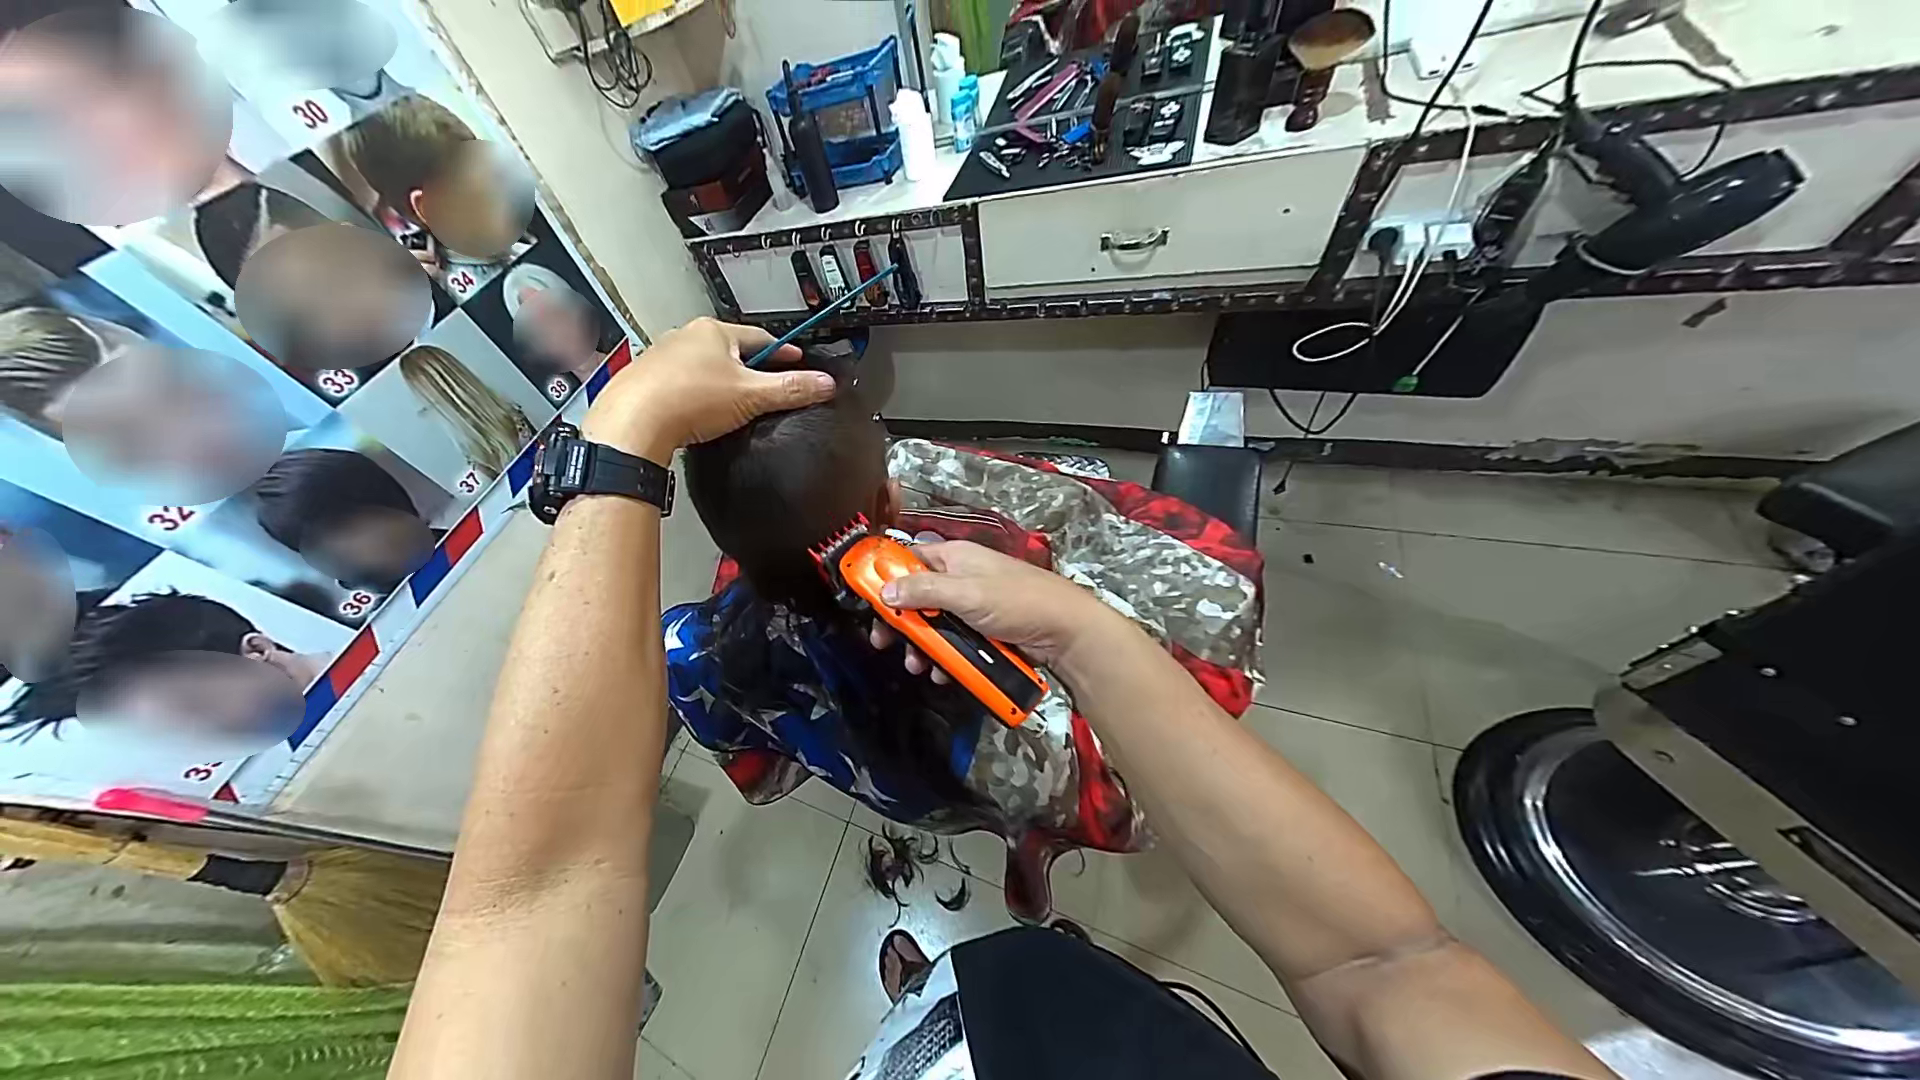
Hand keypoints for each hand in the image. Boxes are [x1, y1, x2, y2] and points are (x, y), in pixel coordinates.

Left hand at [582, 318, 832, 461]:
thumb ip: (792, 389)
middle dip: (751, 367)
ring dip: (721, 381)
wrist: (633, 423)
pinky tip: (701, 412)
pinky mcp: (647, 380)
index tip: (797, 360)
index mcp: (714, 332)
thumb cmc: (689, 400)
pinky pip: (682, 382)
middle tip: (768, 386)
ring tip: (734, 403)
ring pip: (704, 366)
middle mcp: (685, 337)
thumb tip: (825, 383)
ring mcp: (662, 357)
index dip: (783, 351)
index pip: (761, 337)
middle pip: (731, 350)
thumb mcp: (752, 395)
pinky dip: (697, 394)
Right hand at [867, 541, 1127, 674]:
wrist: (1066, 631)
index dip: (885, 576)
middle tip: (887, 642)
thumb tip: (885, 590)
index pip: (908, 559)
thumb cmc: (1018, 601)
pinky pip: (954, 641)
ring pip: (934, 623)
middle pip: (916, 596)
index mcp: (954, 557)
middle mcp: (960, 577)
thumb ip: (924, 590)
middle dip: (903, 622)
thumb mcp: (966, 594)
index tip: (865, 598)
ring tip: (919, 665)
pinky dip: (945, 656)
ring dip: (923, 645)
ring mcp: (972, 605)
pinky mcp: (983, 630)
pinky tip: (942, 671)